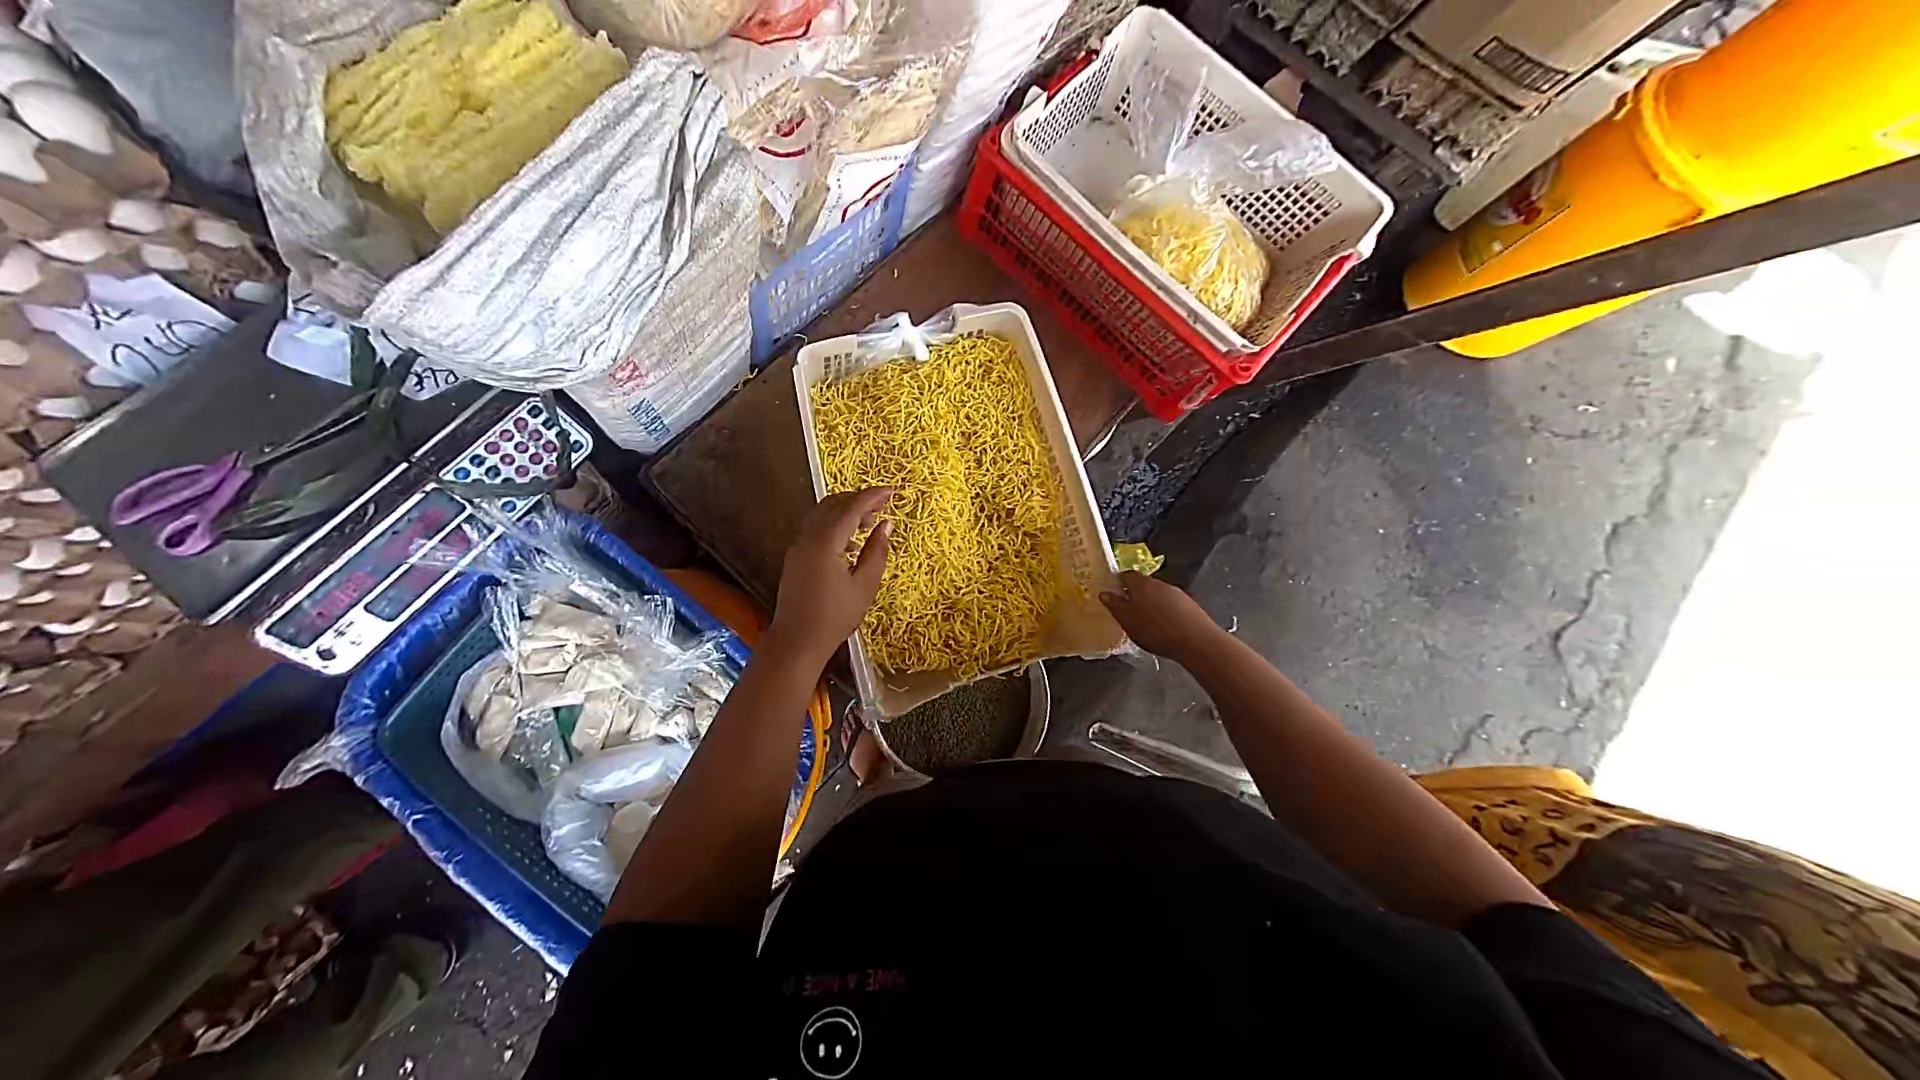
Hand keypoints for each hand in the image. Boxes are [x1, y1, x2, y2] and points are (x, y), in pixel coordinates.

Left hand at [767, 488, 892, 665]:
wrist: (797, 641)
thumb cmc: (835, 617)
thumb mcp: (864, 585)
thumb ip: (876, 551)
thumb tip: (886, 525)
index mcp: (826, 541)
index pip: (852, 507)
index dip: (873, 496)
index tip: (892, 491)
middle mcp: (808, 538)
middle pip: (833, 504)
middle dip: (858, 500)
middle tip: (882, 505)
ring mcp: (798, 547)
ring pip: (822, 515)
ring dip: (845, 512)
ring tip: (869, 525)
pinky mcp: (795, 558)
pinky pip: (815, 530)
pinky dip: (834, 526)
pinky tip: (850, 544)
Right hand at [1100, 571, 1222, 661]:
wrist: (1196, 641)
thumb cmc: (1155, 630)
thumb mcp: (1127, 620)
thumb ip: (1115, 605)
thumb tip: (1105, 593)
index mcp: (1141, 584)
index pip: (1126, 575)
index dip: (1118, 582)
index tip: (1114, 593)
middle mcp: (1159, 583)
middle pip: (1143, 584)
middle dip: (1135, 594)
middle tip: (1128, 611)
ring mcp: (1176, 593)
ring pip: (1157, 594)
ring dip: (1150, 604)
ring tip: (1146, 622)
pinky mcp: (1189, 605)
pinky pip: (1171, 605)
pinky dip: (1164, 612)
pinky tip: (1164, 627)